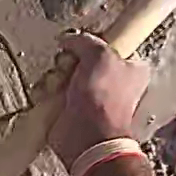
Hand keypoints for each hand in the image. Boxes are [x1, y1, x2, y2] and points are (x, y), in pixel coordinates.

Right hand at [49, 31, 150, 164]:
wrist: (86, 135)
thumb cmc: (103, 96)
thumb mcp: (100, 54)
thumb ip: (85, 40)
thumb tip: (67, 39)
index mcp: (129, 67)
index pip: (108, 44)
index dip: (92, 43)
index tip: (84, 46)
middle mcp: (109, 81)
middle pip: (78, 57)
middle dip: (67, 61)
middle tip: (69, 68)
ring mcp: (86, 95)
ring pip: (60, 73)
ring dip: (54, 77)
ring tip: (59, 86)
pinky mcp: (67, 108)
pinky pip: (50, 90)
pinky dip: (46, 92)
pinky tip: (51, 96)